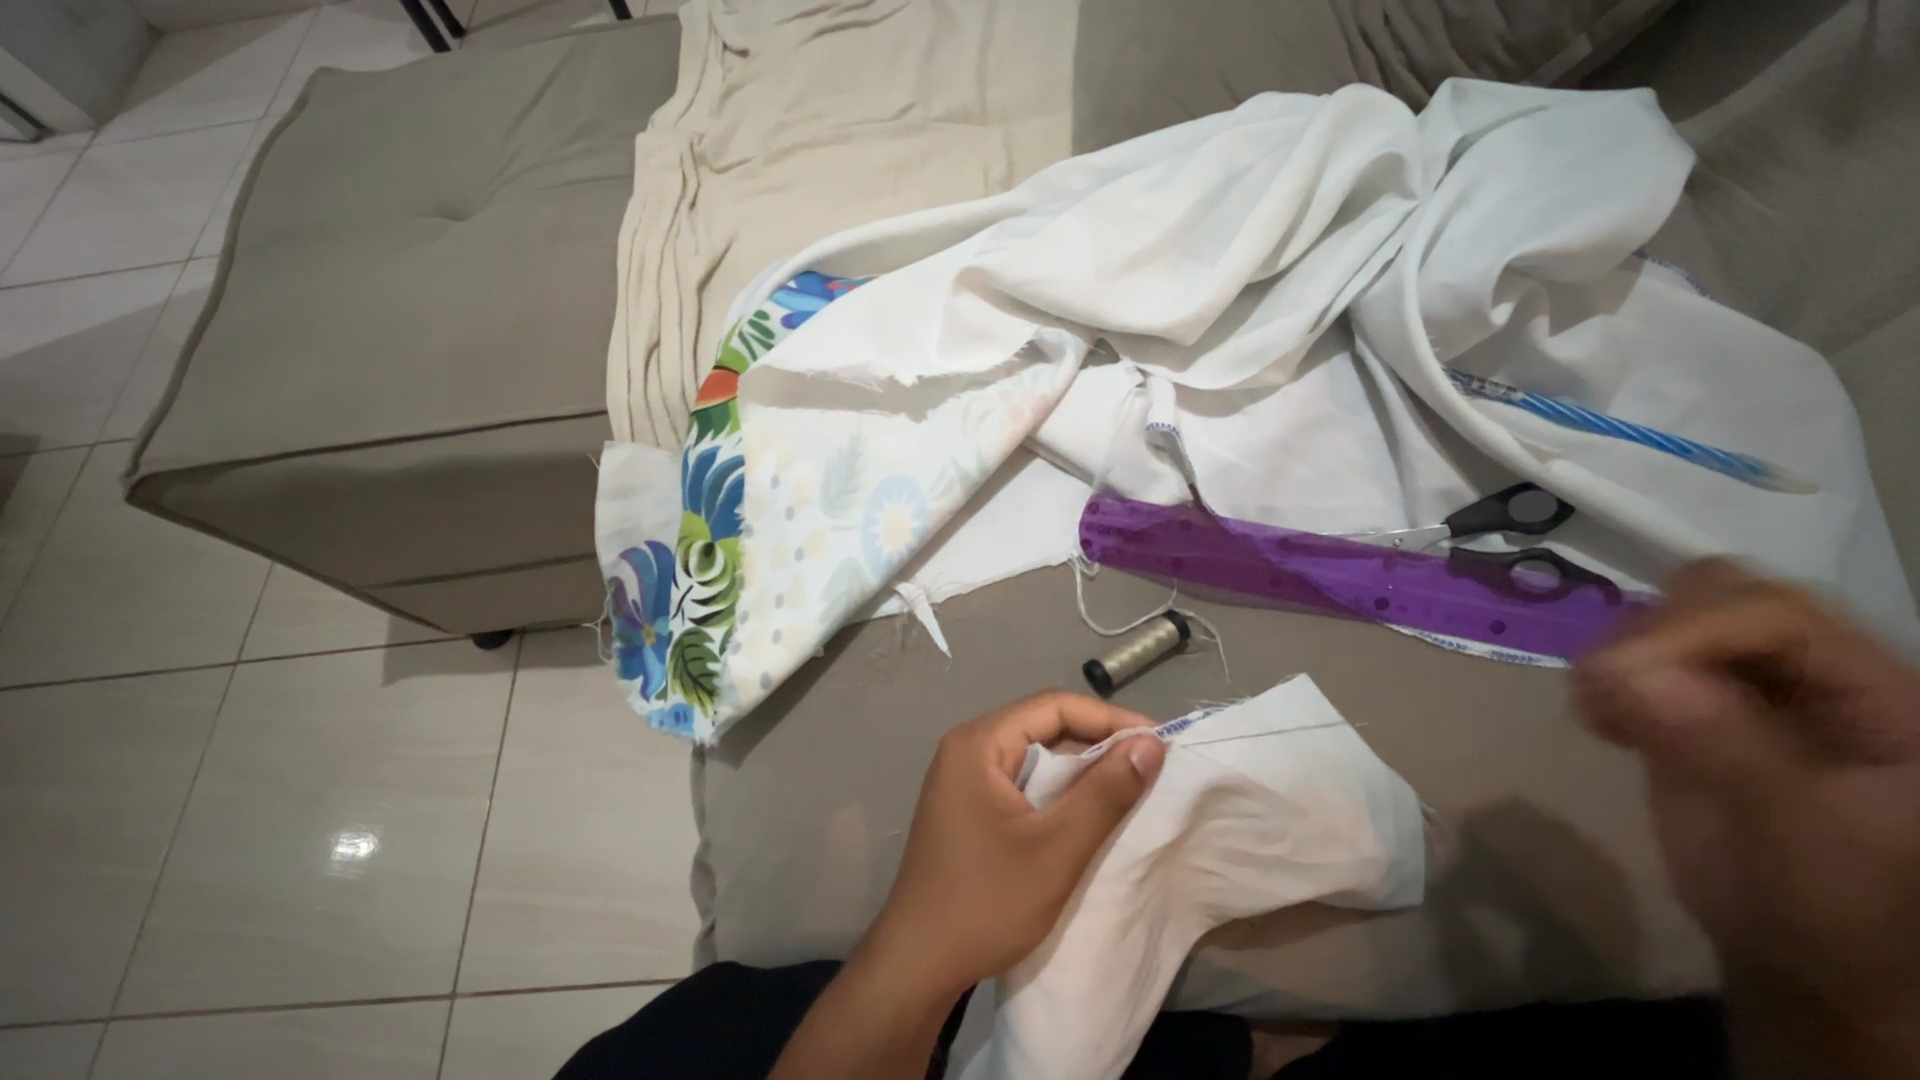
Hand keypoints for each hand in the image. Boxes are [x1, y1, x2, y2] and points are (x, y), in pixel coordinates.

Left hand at [769, 693, 1166, 1079]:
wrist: (918, 965)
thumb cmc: (987, 901)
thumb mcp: (1057, 849)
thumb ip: (1106, 792)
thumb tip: (1151, 744)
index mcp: (978, 744)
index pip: (1054, 706)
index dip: (1110, 719)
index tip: (1159, 743)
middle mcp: (967, 751)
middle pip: (1044, 727)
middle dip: (1099, 743)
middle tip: (1152, 766)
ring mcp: (964, 782)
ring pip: (1035, 758)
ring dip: (1081, 771)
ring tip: (1131, 789)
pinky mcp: (968, 811)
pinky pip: (1023, 785)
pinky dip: (1059, 794)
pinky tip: (1089, 815)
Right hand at [1573, 560, 1919, 1073]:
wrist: (1819, 963)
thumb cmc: (1838, 910)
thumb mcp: (1799, 836)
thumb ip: (1724, 748)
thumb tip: (1621, 671)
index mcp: (1881, 692)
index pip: (1772, 612)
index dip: (1688, 632)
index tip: (1615, 682)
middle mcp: (1819, 672)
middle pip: (1721, 594)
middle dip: (1650, 634)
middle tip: (1607, 693)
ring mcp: (1757, 687)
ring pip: (1673, 616)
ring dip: (1621, 653)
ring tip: (1603, 715)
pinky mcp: (1701, 707)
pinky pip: (1644, 657)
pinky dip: (1609, 677)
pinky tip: (1604, 722)